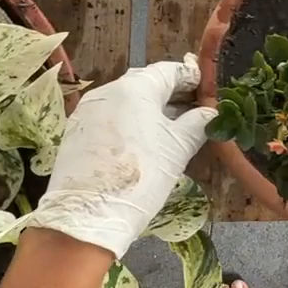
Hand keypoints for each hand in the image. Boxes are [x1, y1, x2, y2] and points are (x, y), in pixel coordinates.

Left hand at [28, 55, 217, 258]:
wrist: (89, 216)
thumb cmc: (143, 175)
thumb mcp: (179, 148)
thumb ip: (198, 123)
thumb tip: (210, 112)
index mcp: (134, 88)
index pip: (168, 71)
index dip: (191, 78)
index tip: (207, 89)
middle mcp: (108, 91)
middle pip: (145, 83)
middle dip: (171, 94)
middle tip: (193, 109)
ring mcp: (88, 111)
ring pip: (126, 101)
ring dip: (150, 109)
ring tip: (171, 128)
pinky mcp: (76, 131)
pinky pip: (111, 117)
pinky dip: (130, 122)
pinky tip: (143, 141)